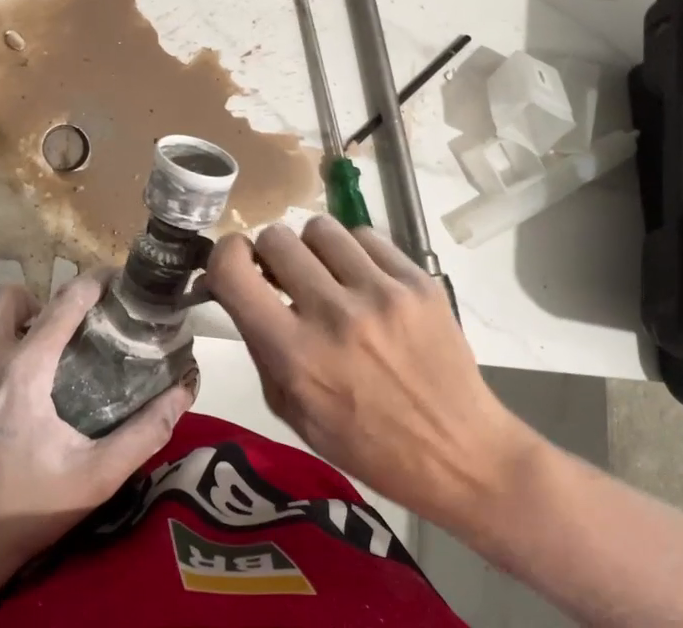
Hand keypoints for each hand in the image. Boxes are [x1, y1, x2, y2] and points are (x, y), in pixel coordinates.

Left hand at [0, 272, 198, 580]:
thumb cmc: (26, 509)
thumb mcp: (95, 478)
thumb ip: (144, 432)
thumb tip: (183, 391)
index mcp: (23, 370)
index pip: (62, 305)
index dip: (88, 285)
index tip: (107, 279)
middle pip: (10, 298)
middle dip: (36, 304)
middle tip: (57, 337)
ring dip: (8, 344)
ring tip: (25, 385)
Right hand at [205, 217, 533, 529]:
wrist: (458, 453)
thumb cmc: (364, 443)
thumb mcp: (290, 409)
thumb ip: (259, 345)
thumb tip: (232, 289)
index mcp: (294, 354)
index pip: (233, 269)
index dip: (224, 256)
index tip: (236, 266)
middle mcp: (334, 314)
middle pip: (276, 238)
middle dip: (270, 254)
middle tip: (284, 277)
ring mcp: (381, 293)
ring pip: (321, 228)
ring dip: (313, 249)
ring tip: (327, 275)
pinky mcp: (419, 282)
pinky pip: (366, 237)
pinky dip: (355, 253)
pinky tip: (364, 282)